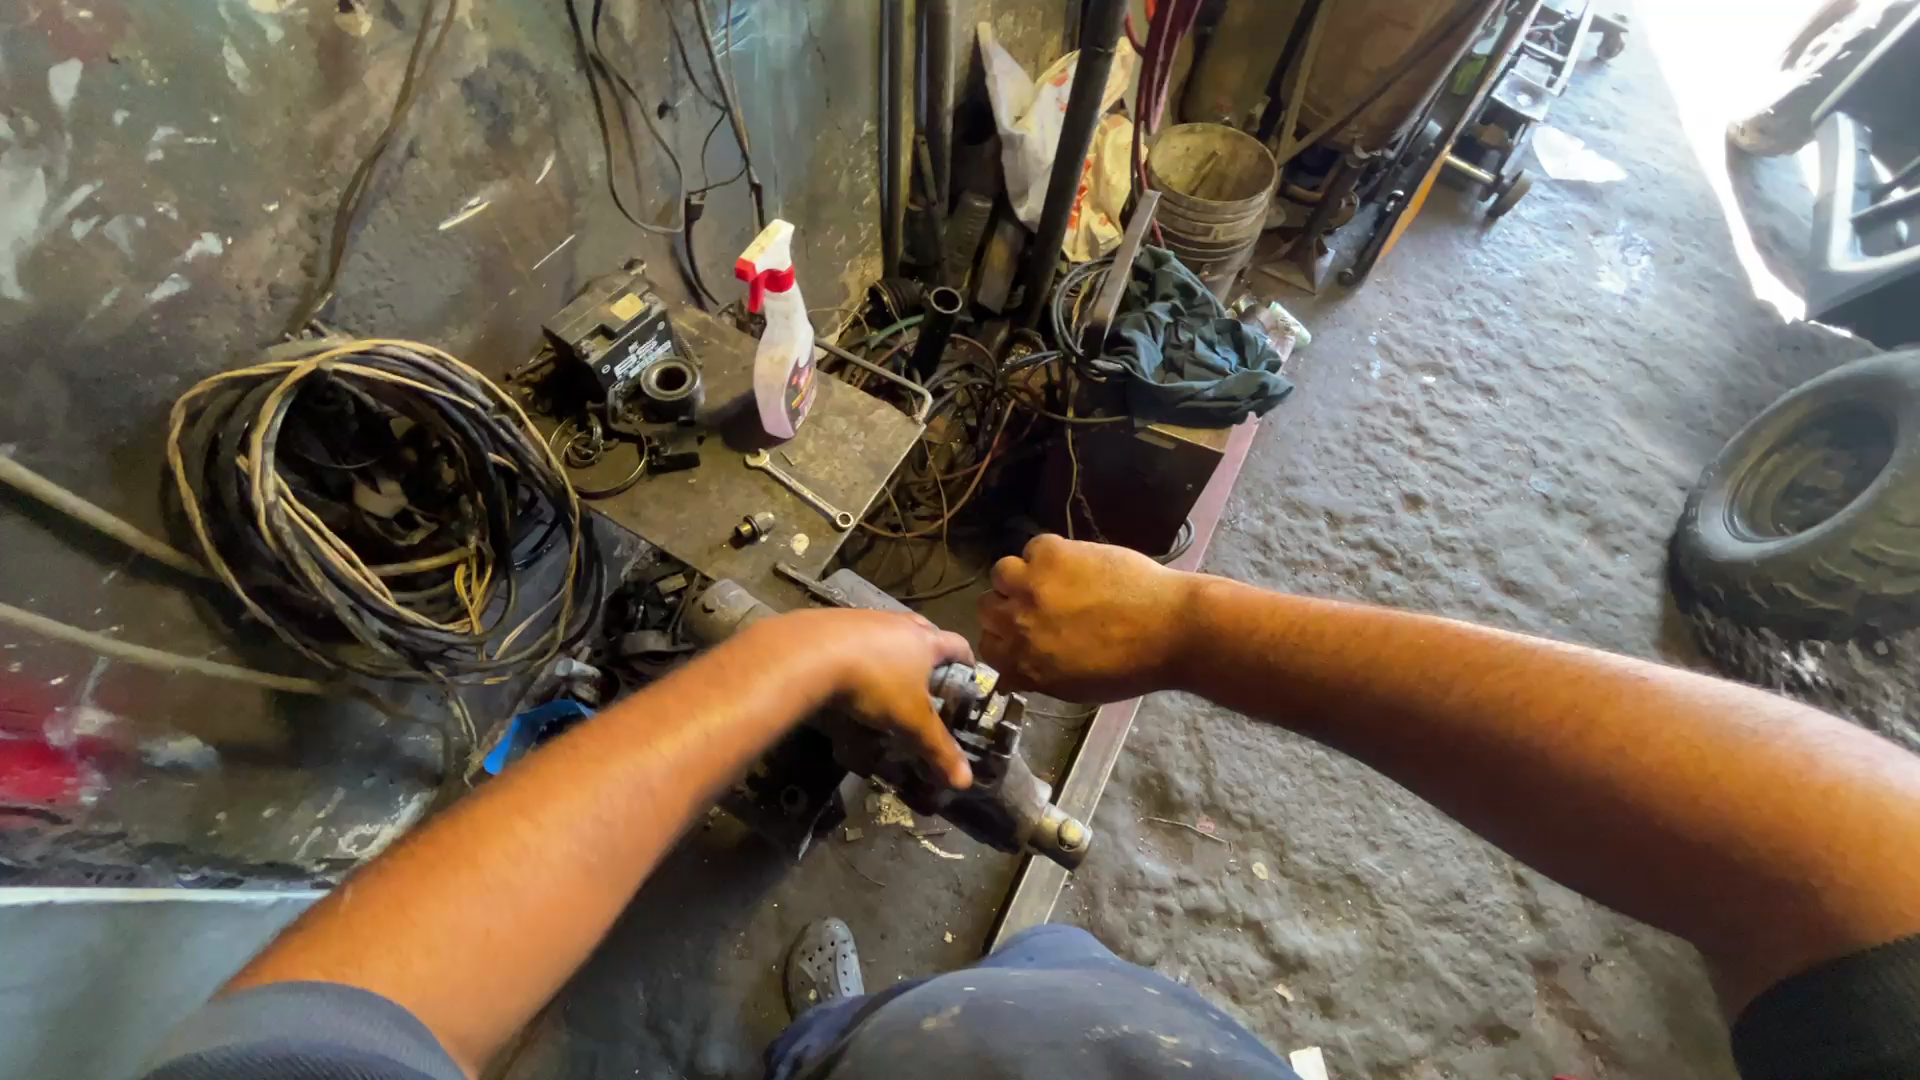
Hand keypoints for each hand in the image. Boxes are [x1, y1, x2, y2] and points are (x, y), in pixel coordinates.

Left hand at [739, 608, 975, 788]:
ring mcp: (866, 618)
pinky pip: (857, 633)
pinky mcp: (836, 619)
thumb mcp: (909, 721)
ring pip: (889, 630)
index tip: (969, 675)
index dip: (967, 660)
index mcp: (925, 640)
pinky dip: (861, 649)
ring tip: (888, 673)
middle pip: (924, 629)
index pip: (958, 645)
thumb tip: (966, 781)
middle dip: (930, 650)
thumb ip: (937, 748)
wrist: (810, 654)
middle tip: (929, 674)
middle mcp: (899, 622)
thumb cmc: (874, 684)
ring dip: (893, 648)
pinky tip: (851, 668)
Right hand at [978, 535, 1196, 703]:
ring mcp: (1031, 585)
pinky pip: (1033, 547)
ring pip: (1002, 572)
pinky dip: (1049, 555)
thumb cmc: (1129, 667)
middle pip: (986, 607)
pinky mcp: (1051, 553)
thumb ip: (1035, 678)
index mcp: (1023, 662)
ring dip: (1020, 576)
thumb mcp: (1074, 689)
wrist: (1170, 628)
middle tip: (1035, 604)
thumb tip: (1008, 677)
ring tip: (1049, 579)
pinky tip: (1074, 563)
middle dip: (1007, 606)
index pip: (987, 646)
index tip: (1019, 633)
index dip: (1002, 638)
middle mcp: (1017, 623)